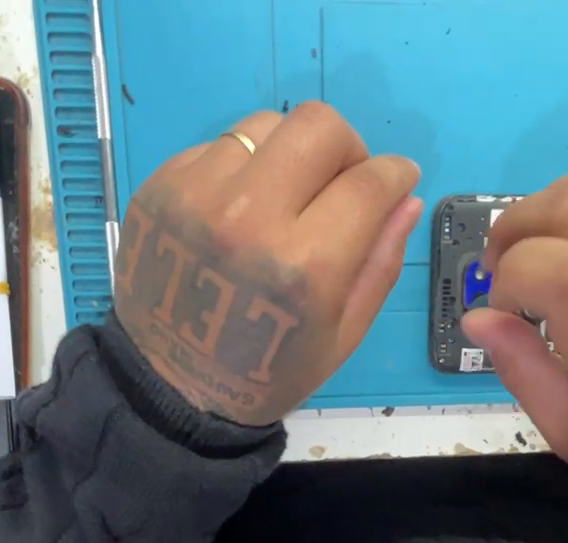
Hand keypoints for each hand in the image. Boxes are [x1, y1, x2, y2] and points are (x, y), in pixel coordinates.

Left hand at [113, 104, 422, 425]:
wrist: (172, 390)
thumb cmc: (268, 375)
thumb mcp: (341, 337)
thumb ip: (380, 265)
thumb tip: (407, 198)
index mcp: (305, 267)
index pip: (368, 184)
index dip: (396, 174)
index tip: (398, 180)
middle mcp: (250, 216)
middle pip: (319, 127)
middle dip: (348, 149)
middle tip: (343, 184)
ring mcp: (197, 195)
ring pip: (268, 126)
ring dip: (293, 154)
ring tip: (287, 199)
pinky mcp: (160, 187)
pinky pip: (220, 147)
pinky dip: (244, 170)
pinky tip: (241, 213)